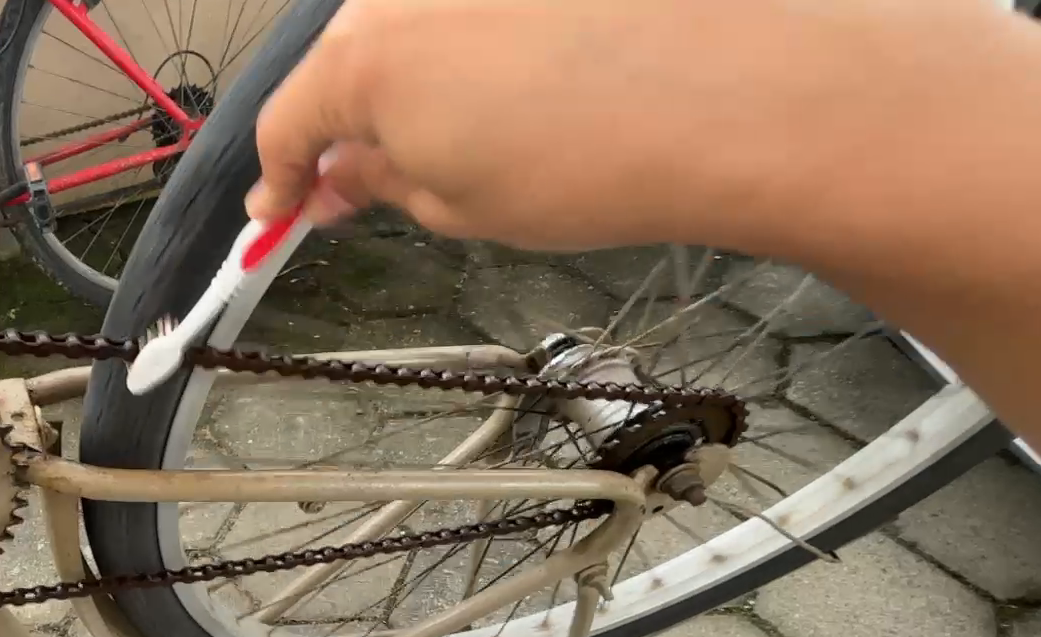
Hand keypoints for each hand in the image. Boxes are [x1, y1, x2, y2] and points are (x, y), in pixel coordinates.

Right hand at [246, 0, 1012, 253]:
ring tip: (449, 139)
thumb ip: (373, 184)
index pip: (285, 127)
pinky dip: (458, 46)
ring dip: (402, 86)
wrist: (763, 90)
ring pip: (402, 28)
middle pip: (339, 67)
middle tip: (355, 184)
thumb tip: (333, 182)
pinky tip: (503, 82)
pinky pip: (460, 8)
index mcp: (368, 59)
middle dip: (340, 131)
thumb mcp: (454, 206)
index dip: (277, 181)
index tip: (279, 212)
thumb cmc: (595, 164)